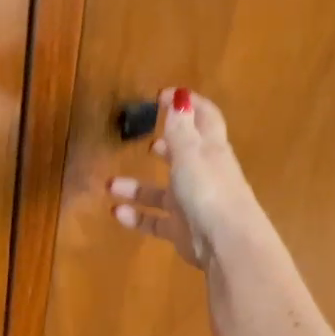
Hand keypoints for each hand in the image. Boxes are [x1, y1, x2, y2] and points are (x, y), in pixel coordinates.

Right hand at [109, 88, 262, 268]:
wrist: (224, 240)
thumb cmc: (208, 189)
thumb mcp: (190, 154)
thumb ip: (180, 128)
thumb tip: (179, 95)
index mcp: (210, 150)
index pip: (204, 119)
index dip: (188, 105)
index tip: (163, 95)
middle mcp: (202, 174)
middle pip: (184, 155)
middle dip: (167, 146)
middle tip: (148, 138)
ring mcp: (190, 203)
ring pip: (160, 191)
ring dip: (136, 187)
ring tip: (111, 184)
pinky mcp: (180, 229)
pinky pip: (153, 220)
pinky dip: (135, 216)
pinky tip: (116, 212)